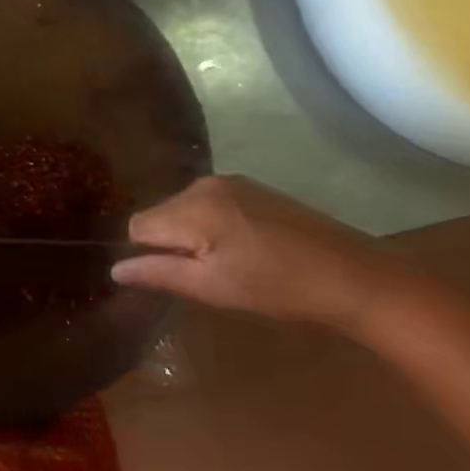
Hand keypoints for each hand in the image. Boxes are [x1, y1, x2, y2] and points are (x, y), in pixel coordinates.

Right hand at [111, 175, 420, 333]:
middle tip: (212, 276)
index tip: (184, 277)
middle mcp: (204, 184)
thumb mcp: (212, 288)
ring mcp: (230, 181)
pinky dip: (214, 225)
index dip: (150, 255)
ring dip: (194, 235)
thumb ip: (158, 273)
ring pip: (184, 209)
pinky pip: (209, 203)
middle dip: (173, 243)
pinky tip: (247, 249)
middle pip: (160, 214)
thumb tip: (114, 270)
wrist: (355, 276)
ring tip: (232, 265)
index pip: (138, 226)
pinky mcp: (251, 186)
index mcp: (192, 207)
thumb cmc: (278, 288)